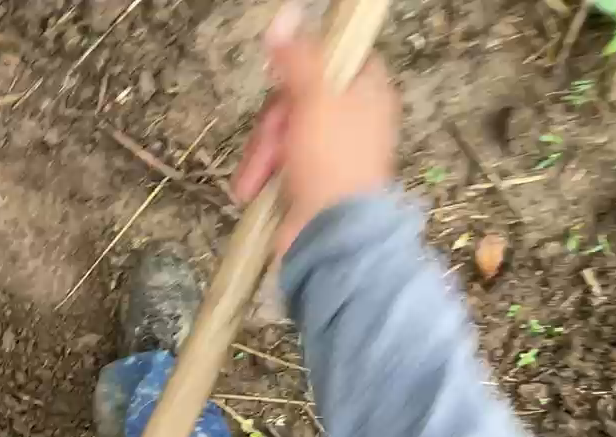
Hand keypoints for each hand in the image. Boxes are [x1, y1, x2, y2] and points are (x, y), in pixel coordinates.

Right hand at [232, 6, 399, 257]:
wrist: (329, 236)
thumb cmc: (332, 164)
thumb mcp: (315, 101)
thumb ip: (298, 59)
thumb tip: (282, 18)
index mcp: (366, 93)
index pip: (331, 61)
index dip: (299, 72)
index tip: (279, 89)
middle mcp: (349, 121)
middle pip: (295, 102)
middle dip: (270, 129)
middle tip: (265, 150)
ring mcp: (326, 156)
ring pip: (280, 137)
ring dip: (258, 159)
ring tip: (250, 185)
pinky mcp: (305, 185)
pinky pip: (274, 168)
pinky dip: (259, 178)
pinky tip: (250, 193)